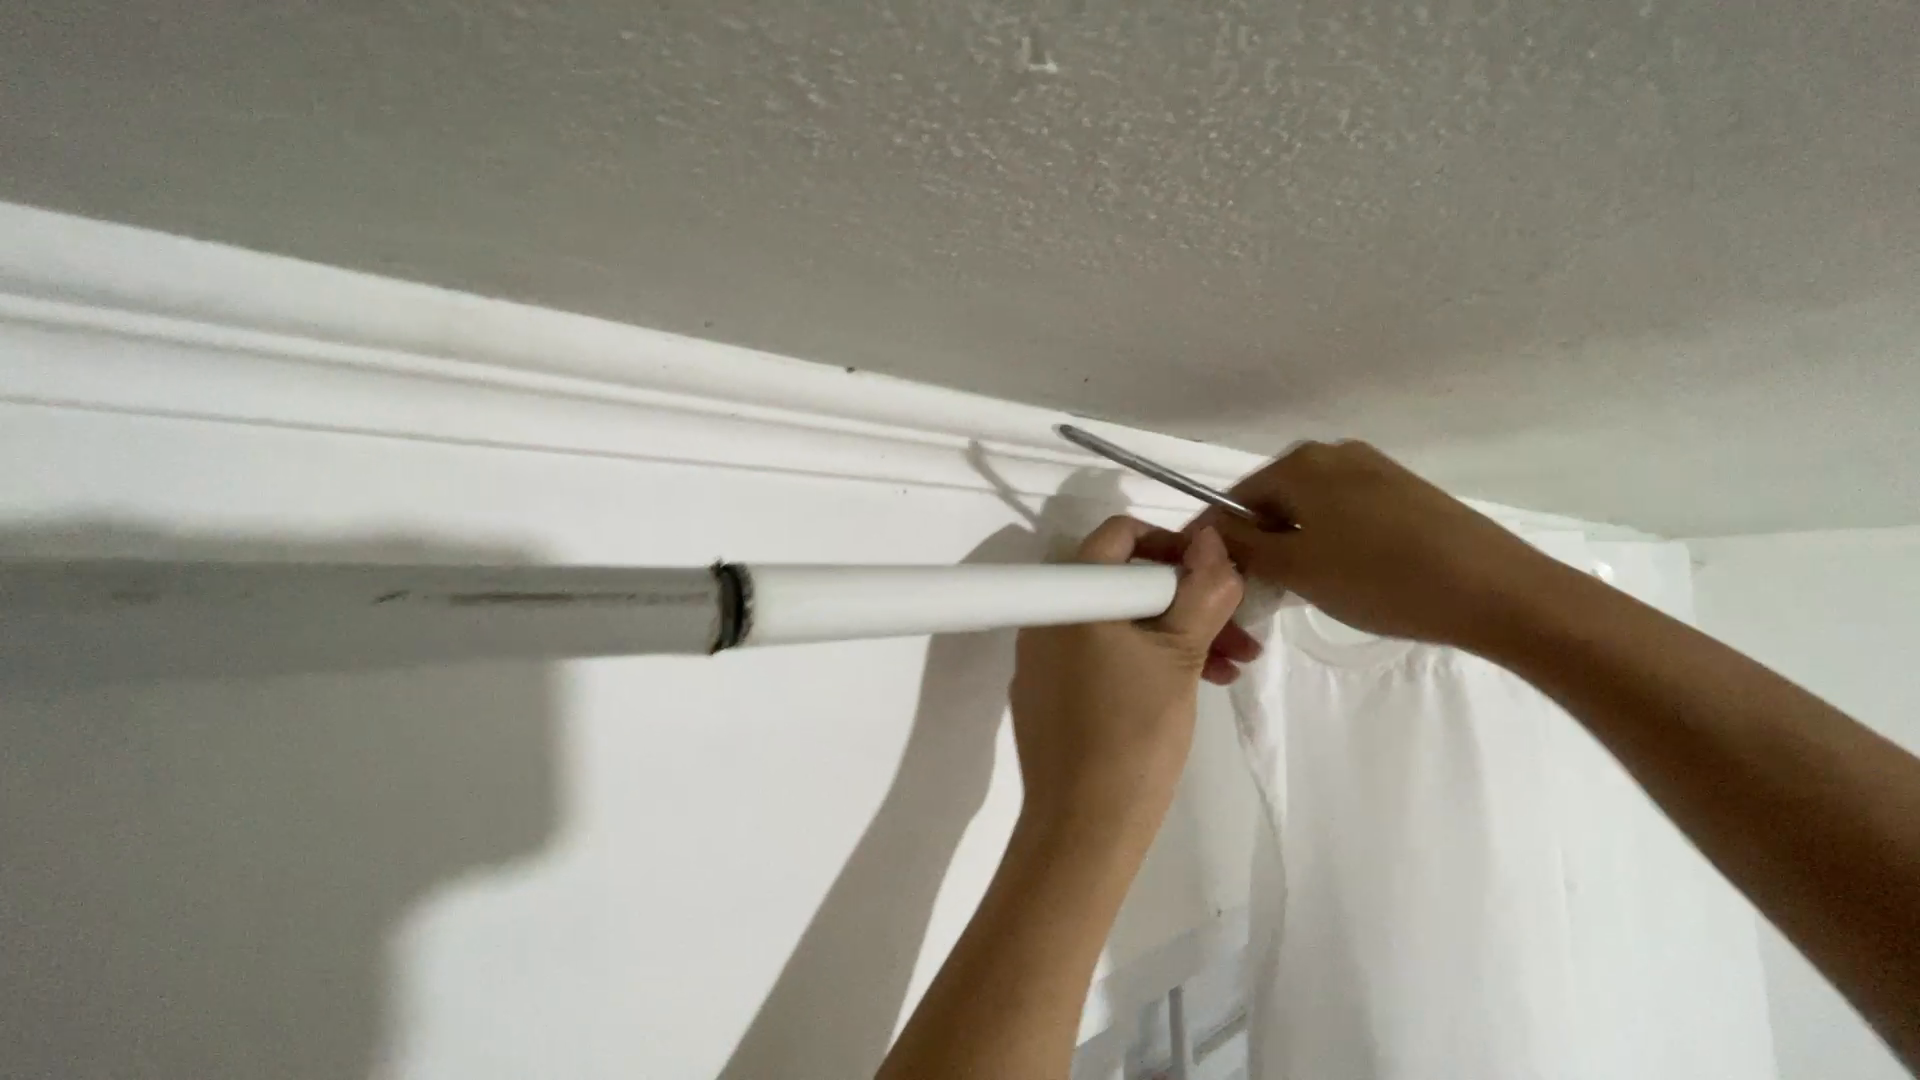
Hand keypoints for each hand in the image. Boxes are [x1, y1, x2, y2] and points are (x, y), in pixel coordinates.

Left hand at [1009, 517, 1245, 830]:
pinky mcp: (1049, 692)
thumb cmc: (1133, 731)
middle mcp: (1046, 616)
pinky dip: (1144, 660)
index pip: (1119, 538)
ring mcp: (1043, 657)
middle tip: (1238, 633)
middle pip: (1123, 584)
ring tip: (1231, 666)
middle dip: (1187, 602)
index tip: (1215, 581)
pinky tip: (1194, 685)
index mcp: (1068, 595)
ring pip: (1119, 624)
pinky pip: (1100, 655)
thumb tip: (1210, 537)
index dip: (1173, 548)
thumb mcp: (1180, 655)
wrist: (1084, 825)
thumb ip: (1200, 590)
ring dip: (1177, 635)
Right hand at [1195, 440, 1572, 653]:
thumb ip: (1239, 545)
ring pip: (1309, 509)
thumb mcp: (1294, 568)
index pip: (1232, 500)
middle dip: (1259, 543)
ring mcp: (1374, 468)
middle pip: (1272, 501)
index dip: (1217, 542)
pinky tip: (1348, 575)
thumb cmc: (1379, 579)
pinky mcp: (1405, 491)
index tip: (1210, 581)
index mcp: (1298, 463)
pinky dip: (1331, 541)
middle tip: (1260, 591)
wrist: (1495, 591)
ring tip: (1305, 588)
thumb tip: (1205, 530)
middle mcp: (1333, 453)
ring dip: (1295, 544)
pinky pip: (1345, 513)